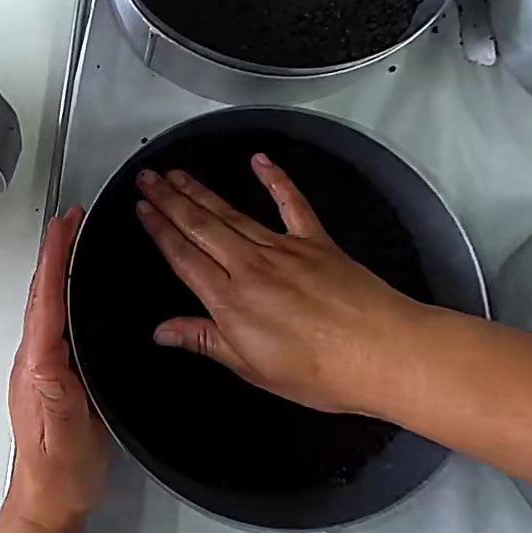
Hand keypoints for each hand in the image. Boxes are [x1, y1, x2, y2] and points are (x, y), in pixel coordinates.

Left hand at [7, 207, 110, 532]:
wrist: (52, 495)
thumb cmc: (60, 468)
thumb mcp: (67, 434)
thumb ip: (59, 396)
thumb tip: (52, 356)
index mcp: (39, 364)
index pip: (45, 300)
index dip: (54, 258)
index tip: (65, 225)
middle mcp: (37, 357)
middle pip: (42, 293)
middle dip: (54, 251)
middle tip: (71, 219)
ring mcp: (43, 363)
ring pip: (46, 303)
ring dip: (56, 268)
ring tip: (71, 240)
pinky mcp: (55, 372)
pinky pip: (55, 320)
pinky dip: (63, 293)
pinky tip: (74, 290)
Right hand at [133, 154, 434, 415]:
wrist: (391, 357)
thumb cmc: (319, 371)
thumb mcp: (250, 366)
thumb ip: (202, 340)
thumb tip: (160, 332)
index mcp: (229, 299)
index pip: (182, 255)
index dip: (158, 229)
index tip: (140, 208)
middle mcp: (249, 266)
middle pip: (199, 226)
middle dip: (168, 199)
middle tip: (146, 177)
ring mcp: (283, 249)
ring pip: (231, 213)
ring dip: (199, 191)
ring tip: (176, 174)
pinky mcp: (317, 242)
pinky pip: (292, 204)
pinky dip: (276, 180)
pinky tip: (259, 161)